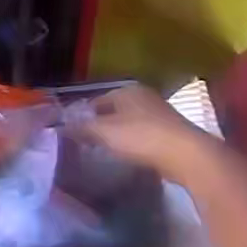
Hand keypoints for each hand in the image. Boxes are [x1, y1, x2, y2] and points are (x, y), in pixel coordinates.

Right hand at [76, 84, 226, 185]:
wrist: (186, 154)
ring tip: (103, 151)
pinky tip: (127, 155)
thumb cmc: (142, 137)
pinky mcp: (170, 132)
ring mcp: (159, 114)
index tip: (71, 132)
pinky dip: (133, 143)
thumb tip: (60, 127)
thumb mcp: (106, 132)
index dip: (82, 115)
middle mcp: (144, 97)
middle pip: (114, 110)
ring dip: (117, 135)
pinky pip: (143, 135)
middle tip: (85, 143)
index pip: (97, 100)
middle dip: (100, 125)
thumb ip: (82, 129)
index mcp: (127, 91)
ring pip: (129, 123)